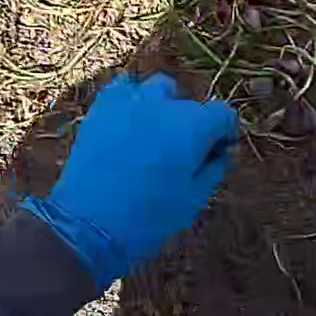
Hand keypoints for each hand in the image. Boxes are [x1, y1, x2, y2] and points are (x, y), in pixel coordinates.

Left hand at [23, 72, 237, 287]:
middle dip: (195, 126)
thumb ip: (214, 169)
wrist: (88, 225)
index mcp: (192, 127)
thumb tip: (224, 152)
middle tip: (185, 156)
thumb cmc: (148, 219)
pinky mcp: (101, 109)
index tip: (219, 154)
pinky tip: (130, 125)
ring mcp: (129, 102)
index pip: (223, 114)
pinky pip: (124, 90)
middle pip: (191, 104)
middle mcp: (164, 105)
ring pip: (159, 90)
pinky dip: (133, 101)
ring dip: (166, 107)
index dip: (226, 133)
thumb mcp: (192, 201)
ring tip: (157, 136)